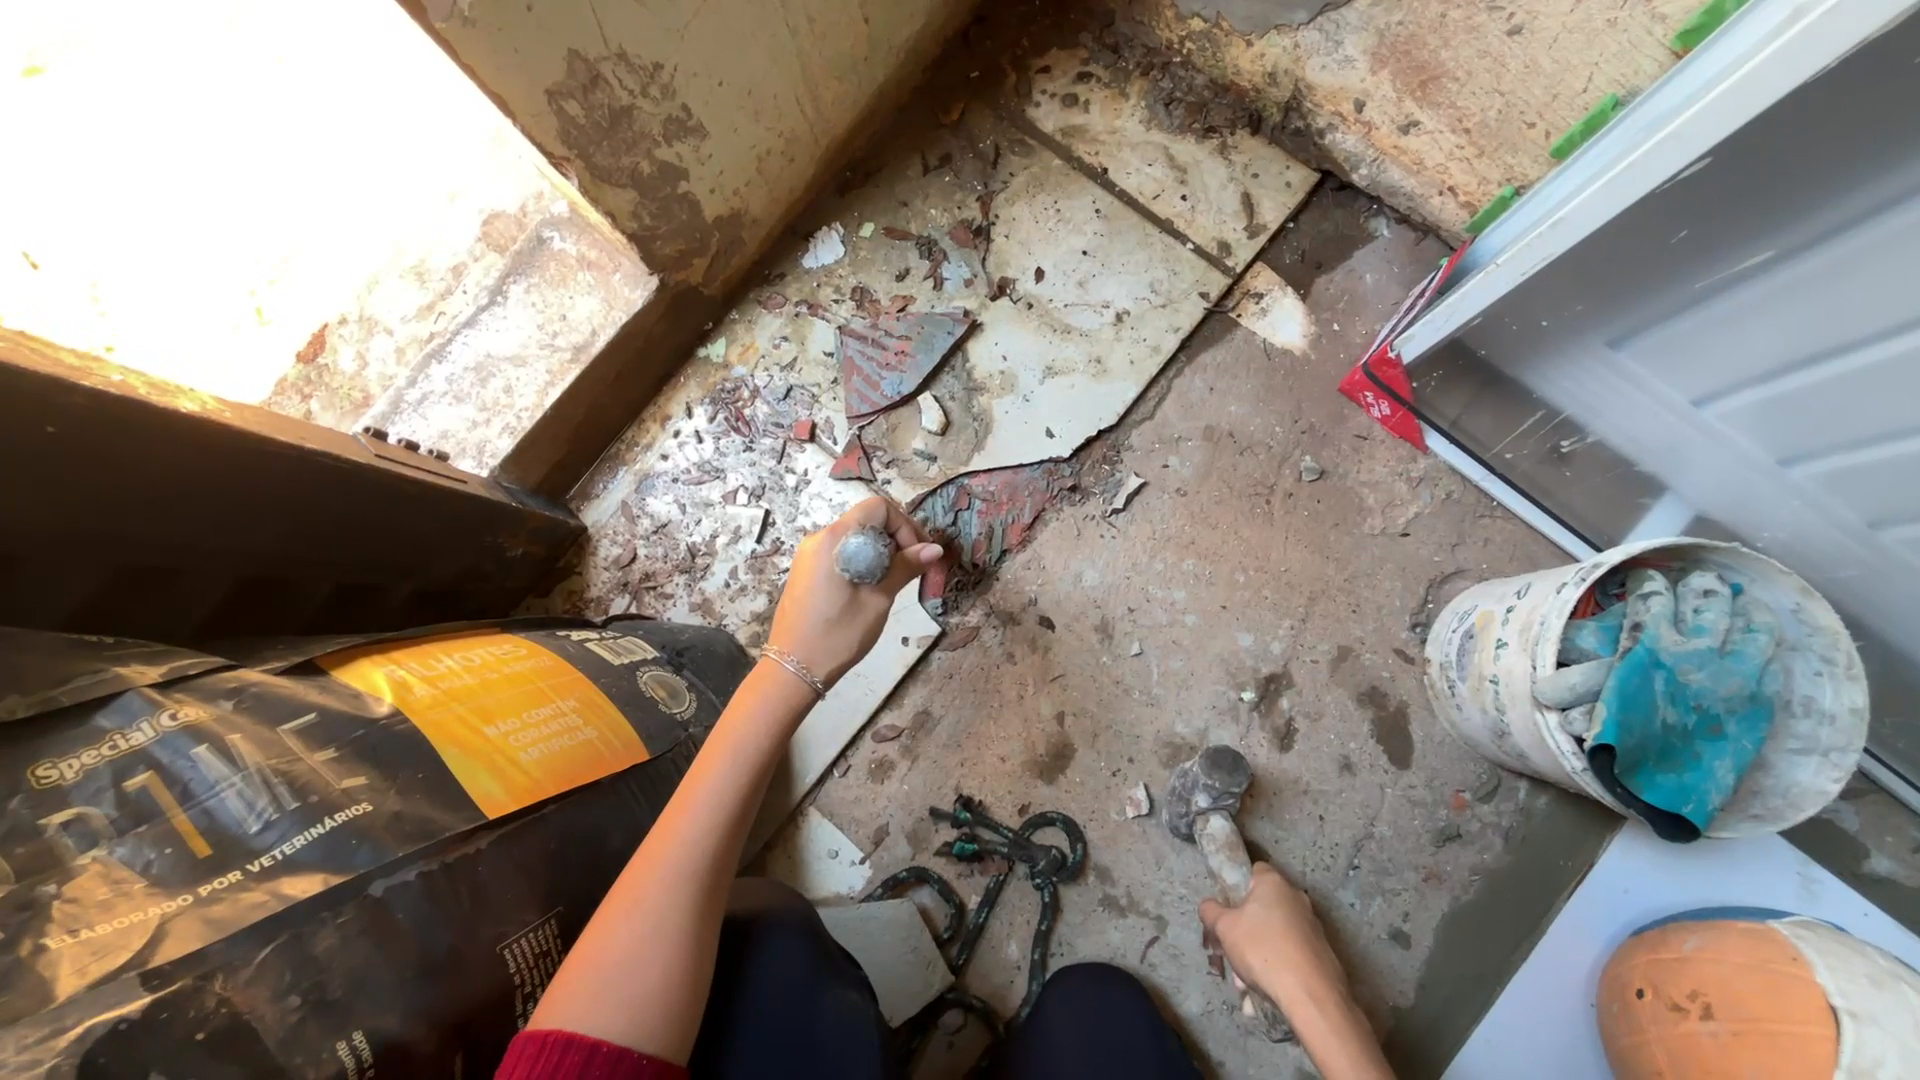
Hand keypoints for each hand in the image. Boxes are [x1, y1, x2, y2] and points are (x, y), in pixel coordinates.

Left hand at [765, 497, 944, 688]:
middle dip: (896, 539)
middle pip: (867, 520)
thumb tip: (934, 549)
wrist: (793, 668)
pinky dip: (864, 560)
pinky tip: (873, 586)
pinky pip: (842, 551)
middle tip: (915, 568)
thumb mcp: (878, 600)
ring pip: (856, 537)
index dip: (905, 525)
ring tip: (896, 581)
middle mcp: (820, 538)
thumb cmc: (838, 635)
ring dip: (882, 551)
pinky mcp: (807, 570)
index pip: (878, 508)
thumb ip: (904, 568)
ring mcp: (810, 554)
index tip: (918, 554)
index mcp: (836, 538)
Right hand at [1199, 862, 1349, 1006]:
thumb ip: (1210, 911)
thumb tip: (1209, 906)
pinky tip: (1263, 988)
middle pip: (1262, 905)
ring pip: (1274, 933)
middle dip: (1243, 927)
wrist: (1310, 995)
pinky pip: (1289, 953)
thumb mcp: (1223, 927)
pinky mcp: (1322, 953)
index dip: (1236, 884)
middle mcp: (1297, 899)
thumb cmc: (1262, 949)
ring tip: (1243, 980)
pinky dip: (1276, 966)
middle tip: (1228, 948)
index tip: (1225, 905)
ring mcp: (1313, 927)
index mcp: (1274, 883)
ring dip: (1257, 952)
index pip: (1253, 869)